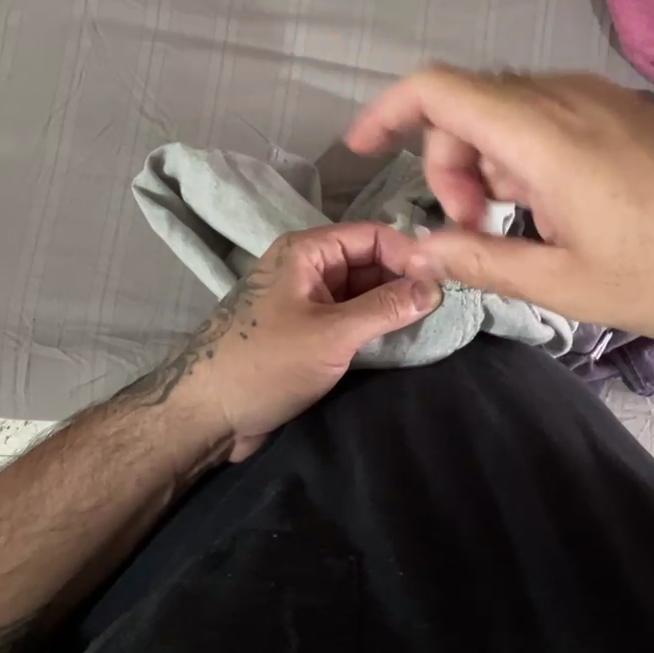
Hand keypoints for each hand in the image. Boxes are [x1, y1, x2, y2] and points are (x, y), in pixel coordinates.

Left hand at [131, 222, 442, 460]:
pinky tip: (403, 339)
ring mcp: (307, 301)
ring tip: (433, 323)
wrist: (207, 416)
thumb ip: (386, 308)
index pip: (372, 235)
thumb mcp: (331, 334)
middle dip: (405, 280)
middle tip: (446, 306)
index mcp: (306, 252)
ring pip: (364, 291)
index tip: (445, 282)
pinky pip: (352, 317)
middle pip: (370, 261)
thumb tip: (436, 287)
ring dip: (393, 305)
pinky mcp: (308, 332)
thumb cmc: (265, 364)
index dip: (409, 254)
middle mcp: (308, 268)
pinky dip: (376, 326)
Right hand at [343, 67, 653, 340]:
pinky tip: (561, 213)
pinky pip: (553, 120)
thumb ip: (480, 260)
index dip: (386, 112)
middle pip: (470, 105)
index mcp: (541, 132)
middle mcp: (567, 97)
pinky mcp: (631, 116)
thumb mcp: (565, 282)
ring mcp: (604, 101)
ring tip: (525, 232)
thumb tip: (420, 248)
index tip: (361, 151)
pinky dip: (529, 160)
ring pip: (511, 114)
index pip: (437, 89)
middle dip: (449, 165)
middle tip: (477, 231)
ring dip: (492, 166)